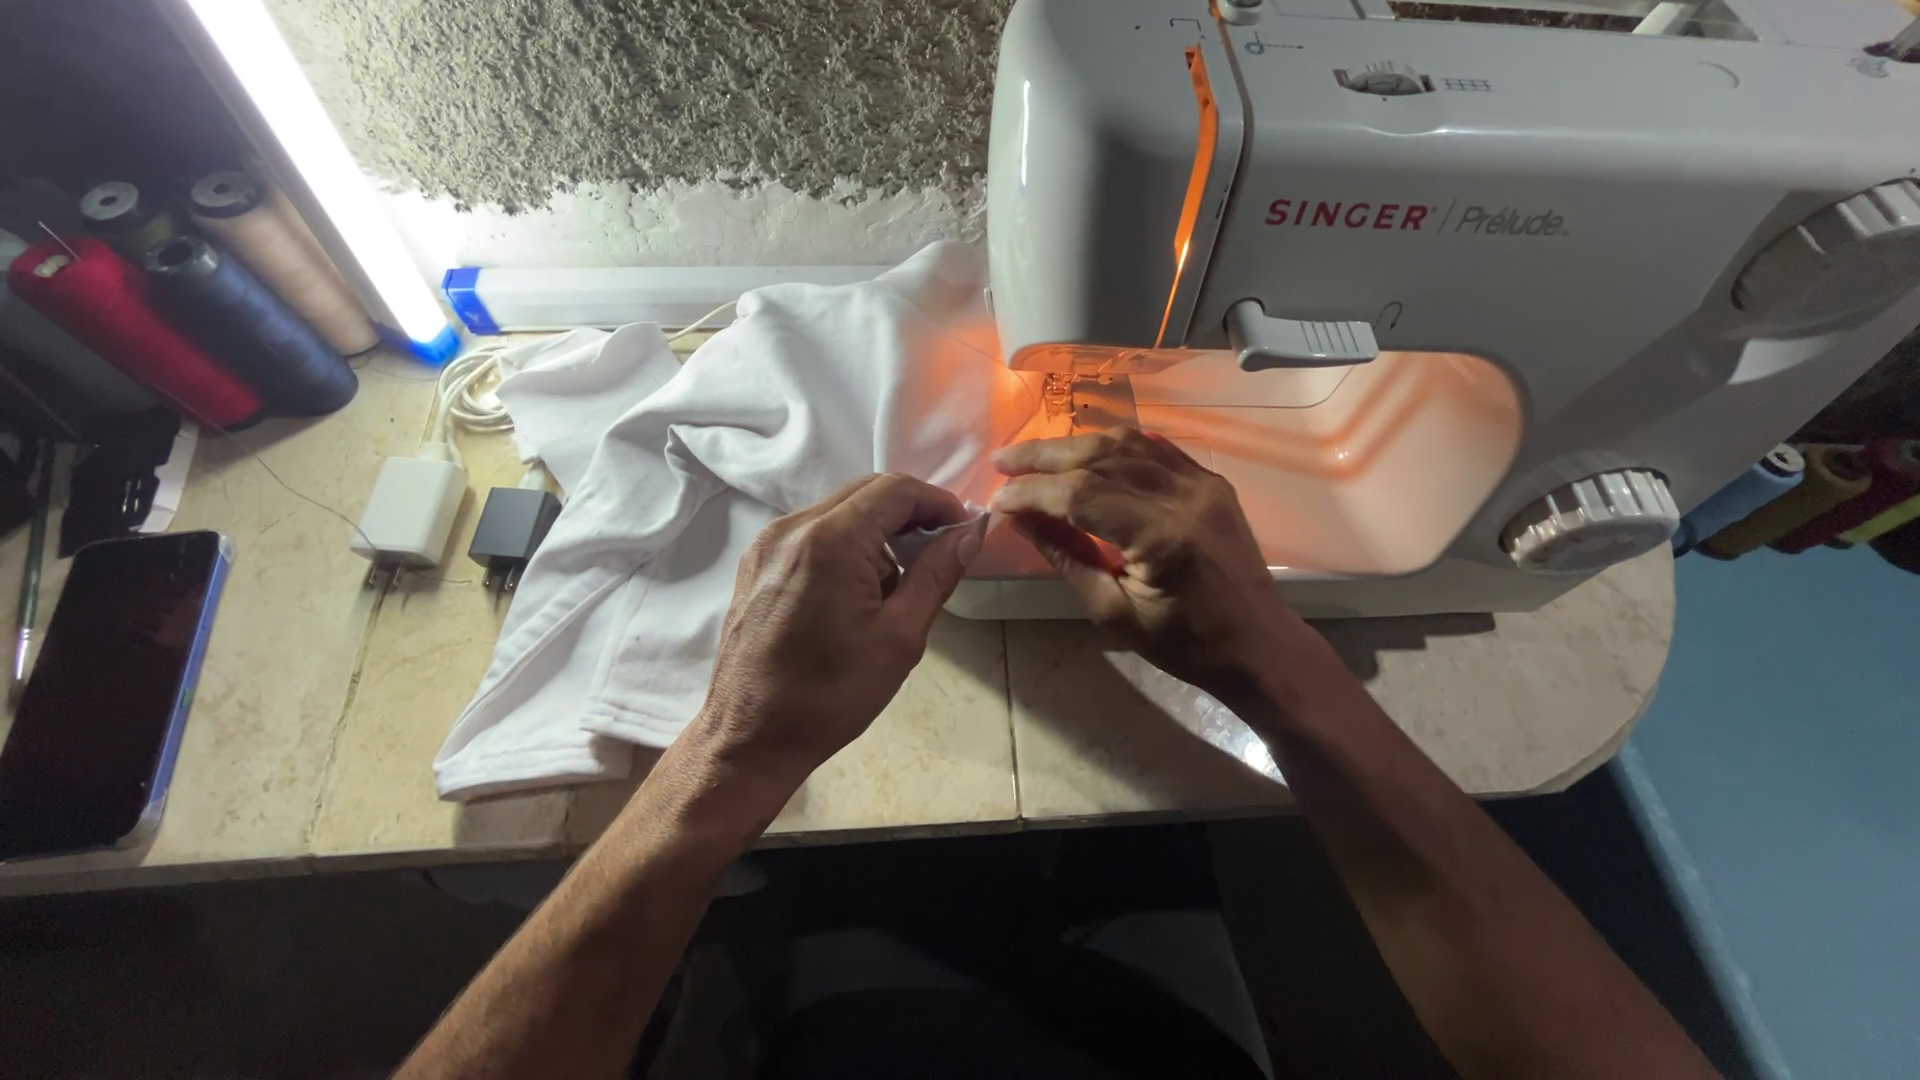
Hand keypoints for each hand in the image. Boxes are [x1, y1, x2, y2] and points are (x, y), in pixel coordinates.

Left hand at [690, 473, 983, 786]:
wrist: (751, 736)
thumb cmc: (831, 695)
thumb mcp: (899, 637)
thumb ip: (936, 574)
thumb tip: (970, 534)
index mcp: (830, 541)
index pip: (896, 489)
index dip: (937, 502)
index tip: (962, 531)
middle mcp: (793, 528)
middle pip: (866, 491)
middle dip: (910, 512)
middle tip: (939, 549)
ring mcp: (768, 543)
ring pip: (839, 508)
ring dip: (878, 528)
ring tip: (900, 578)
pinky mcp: (757, 562)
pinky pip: (813, 531)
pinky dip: (847, 542)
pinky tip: (859, 586)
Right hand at [990, 428, 1313, 701]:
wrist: (1260, 646)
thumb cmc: (1184, 645)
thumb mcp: (1113, 612)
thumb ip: (1067, 557)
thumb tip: (1021, 520)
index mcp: (1160, 536)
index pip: (1081, 494)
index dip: (1034, 492)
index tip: (999, 500)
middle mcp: (1183, 497)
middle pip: (1101, 456)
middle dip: (1045, 456)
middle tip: (1003, 463)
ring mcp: (1202, 484)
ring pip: (1128, 444)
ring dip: (1076, 445)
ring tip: (1037, 457)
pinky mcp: (1211, 483)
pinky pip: (1157, 449)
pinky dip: (1116, 446)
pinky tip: (1088, 451)